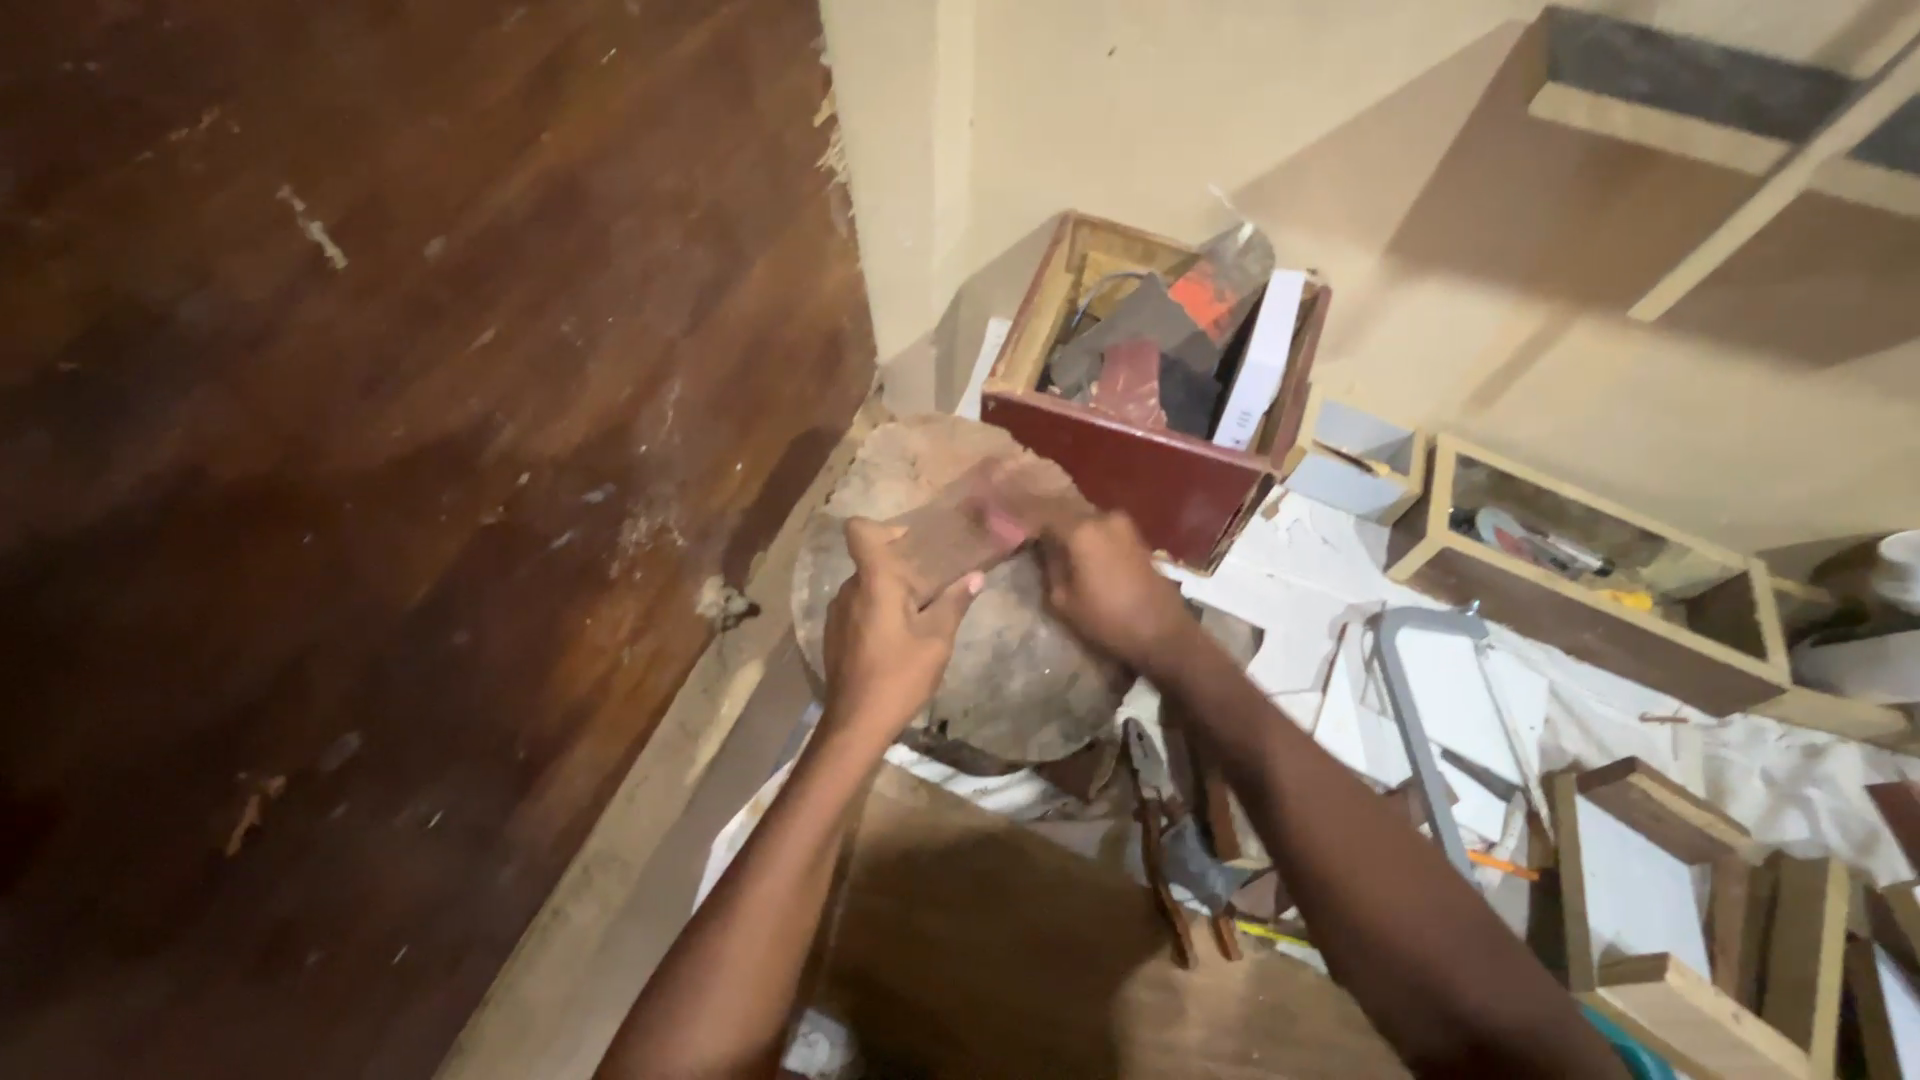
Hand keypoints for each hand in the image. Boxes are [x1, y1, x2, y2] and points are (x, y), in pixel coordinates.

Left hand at [822, 517, 982, 746]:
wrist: (856, 722)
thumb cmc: (899, 675)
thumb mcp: (937, 640)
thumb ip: (955, 603)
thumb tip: (975, 577)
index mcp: (873, 581)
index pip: (860, 530)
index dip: (883, 528)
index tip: (912, 543)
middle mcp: (848, 589)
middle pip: (871, 560)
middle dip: (901, 565)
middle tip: (934, 581)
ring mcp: (837, 613)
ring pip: (866, 586)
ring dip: (890, 592)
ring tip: (920, 612)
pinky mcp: (834, 634)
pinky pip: (857, 608)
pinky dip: (877, 612)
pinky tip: (898, 638)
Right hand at [1034, 510, 1195, 678]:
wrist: (1162, 631)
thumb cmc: (1107, 619)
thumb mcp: (1064, 600)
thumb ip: (1050, 567)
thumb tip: (1045, 549)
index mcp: (1081, 530)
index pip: (1045, 516)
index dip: (1030, 524)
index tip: (1018, 533)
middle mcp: (1103, 517)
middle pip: (1068, 514)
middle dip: (1052, 525)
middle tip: (1037, 540)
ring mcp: (1125, 525)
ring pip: (1088, 521)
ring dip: (1073, 531)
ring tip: (1058, 548)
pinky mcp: (1138, 537)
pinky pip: (1105, 530)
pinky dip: (1092, 538)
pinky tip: (1084, 554)